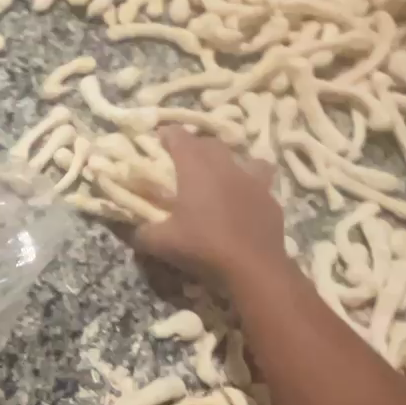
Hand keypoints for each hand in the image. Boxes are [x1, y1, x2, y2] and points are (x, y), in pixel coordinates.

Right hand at [129, 127, 285, 280]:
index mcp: (196, 169)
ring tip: (220, 176)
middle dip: (196, 146)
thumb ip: (141, 232)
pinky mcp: (271, 201)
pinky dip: (248, 187)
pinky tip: (241, 203)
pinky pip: (261, 183)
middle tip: (183, 159)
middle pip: (211, 144)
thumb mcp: (159, 243)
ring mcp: (253, 183)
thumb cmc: (202, 247)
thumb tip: (134, 230)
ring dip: (229, 162)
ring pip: (244, 158)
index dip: (168, 135)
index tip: (159, 138)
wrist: (254, 269)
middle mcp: (225, 168)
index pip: (180, 138)